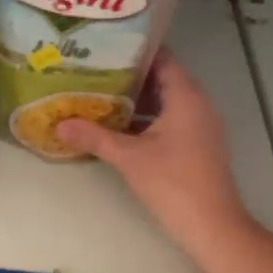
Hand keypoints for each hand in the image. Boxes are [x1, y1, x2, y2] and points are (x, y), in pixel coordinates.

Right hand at [57, 56, 247, 229]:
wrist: (212, 227)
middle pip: (161, 77)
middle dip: (128, 74)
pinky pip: (168, 119)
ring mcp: (199, 125)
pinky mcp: (196, 144)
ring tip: (97, 92)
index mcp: (186, 96)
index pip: (161, 58)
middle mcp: (197, 104)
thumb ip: (94, 137)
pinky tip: (116, 124)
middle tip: (92, 69)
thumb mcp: (128, 157)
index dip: (133, 50)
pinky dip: (145, 117)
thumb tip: (59, 124)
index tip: (103, 46)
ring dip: (135, 98)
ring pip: (164, 100)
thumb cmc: (173, 183)